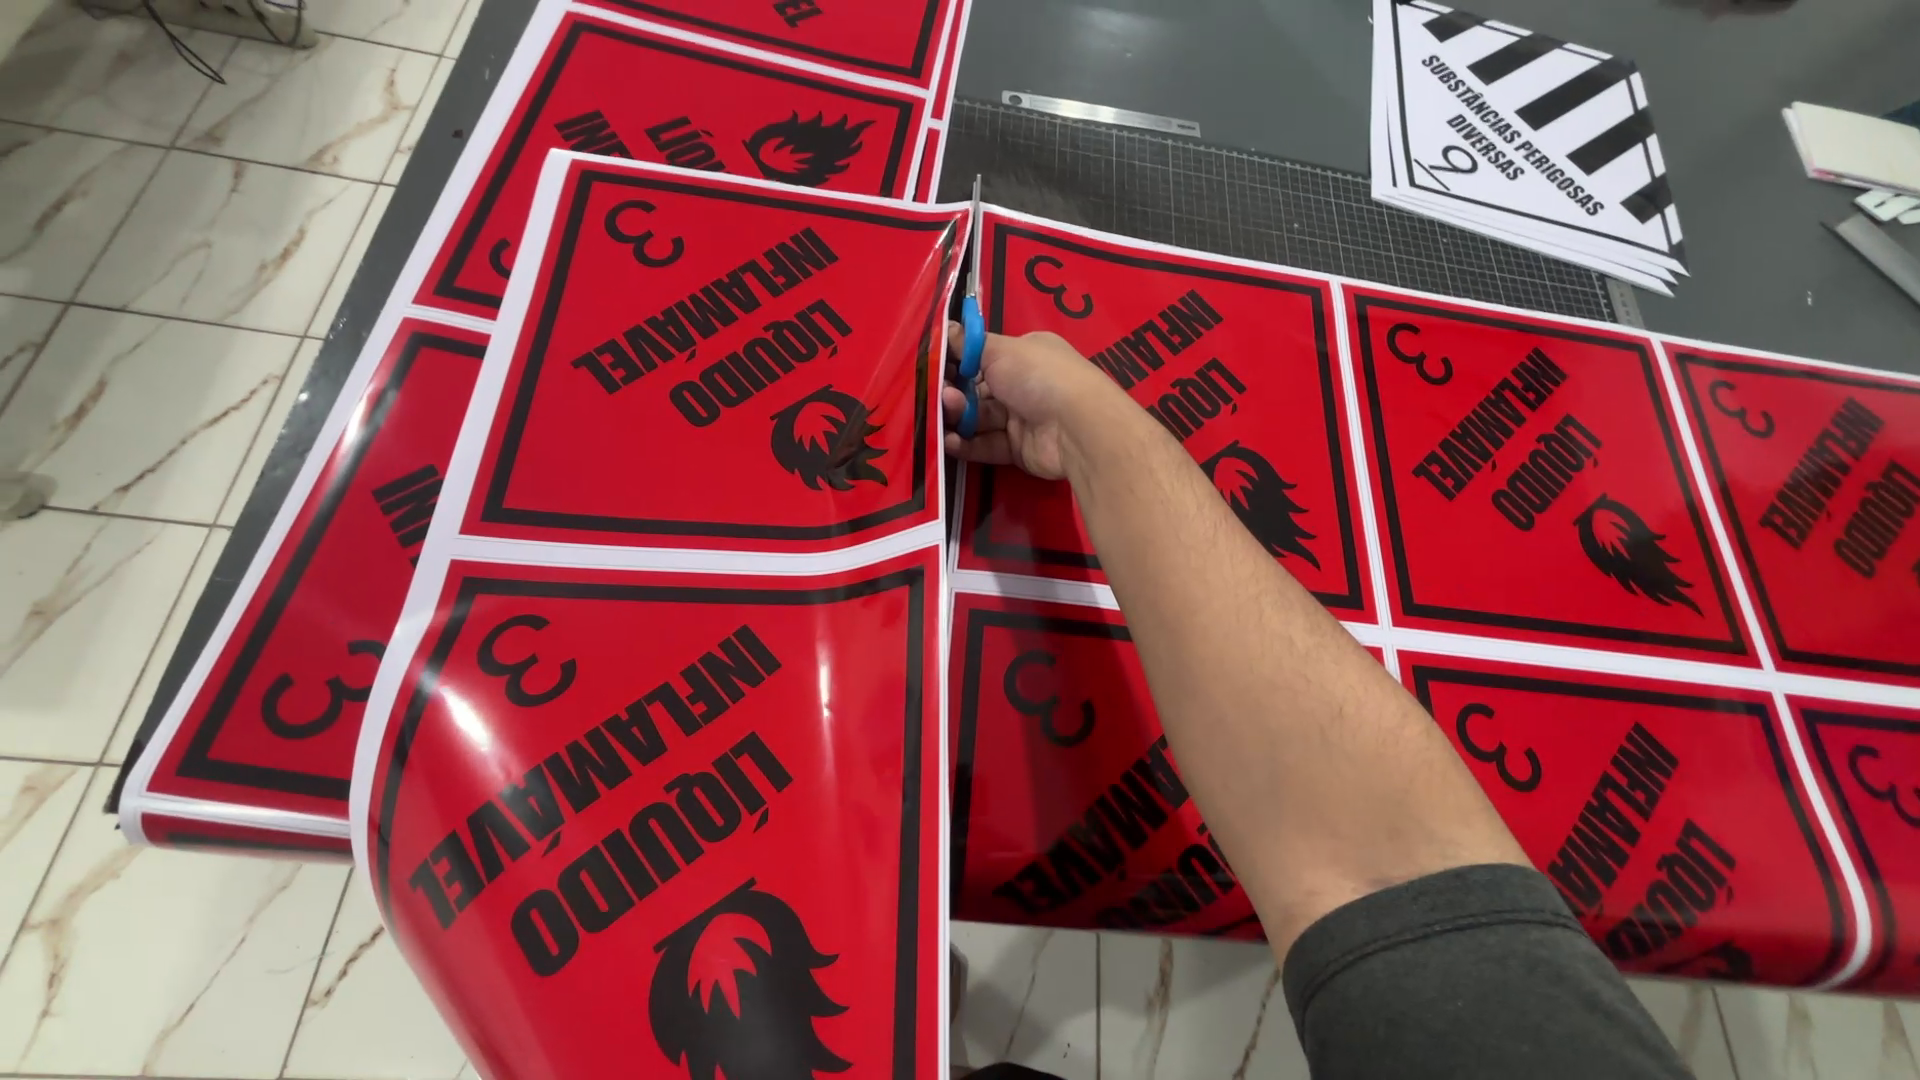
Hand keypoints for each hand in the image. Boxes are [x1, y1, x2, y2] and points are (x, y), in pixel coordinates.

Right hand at [941, 326, 1127, 479]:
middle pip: (978, 390)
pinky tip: (950, 442)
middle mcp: (1024, 384)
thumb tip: (946, 329)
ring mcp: (1022, 418)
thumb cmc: (1037, 375)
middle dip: (955, 394)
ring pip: (980, 419)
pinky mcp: (1018, 449)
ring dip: (958, 418)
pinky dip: (967, 444)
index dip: (958, 363)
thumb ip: (969, 344)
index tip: (934, 368)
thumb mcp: (1000, 349)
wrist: (1075, 426)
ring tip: (942, 417)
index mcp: (1025, 354)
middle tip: (939, 396)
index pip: (984, 357)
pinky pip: (987, 445)